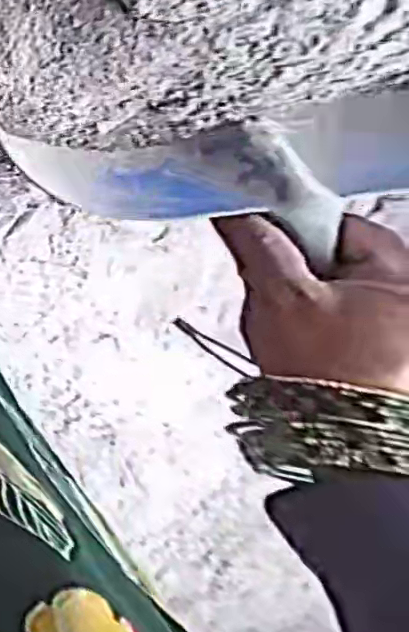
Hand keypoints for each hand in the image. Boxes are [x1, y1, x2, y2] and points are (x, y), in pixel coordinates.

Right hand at [213, 212, 408, 392]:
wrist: (340, 416)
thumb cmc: (322, 358)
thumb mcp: (278, 292)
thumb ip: (259, 247)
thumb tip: (238, 214)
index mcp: (405, 275)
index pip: (346, 227)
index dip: (298, 227)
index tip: (262, 235)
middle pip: (347, 256)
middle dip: (303, 262)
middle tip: (271, 279)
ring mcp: (406, 319)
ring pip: (346, 283)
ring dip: (311, 288)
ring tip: (287, 309)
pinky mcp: (396, 340)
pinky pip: (352, 308)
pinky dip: (323, 310)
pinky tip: (306, 327)